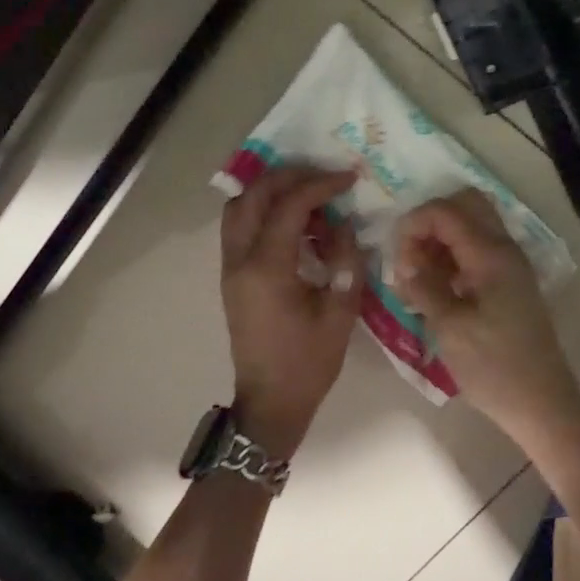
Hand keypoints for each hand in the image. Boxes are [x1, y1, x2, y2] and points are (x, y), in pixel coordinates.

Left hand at [220, 166, 364, 458]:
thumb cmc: (307, 363)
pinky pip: (240, 226)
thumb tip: (346, 225)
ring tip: (309, 193)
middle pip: (255, 195)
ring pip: (240, 207)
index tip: (349, 178)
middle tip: (325, 177)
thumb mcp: (340, 314)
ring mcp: (230, 267)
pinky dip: (264, 211)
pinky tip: (297, 222)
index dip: (320, 185)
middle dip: (291, 176)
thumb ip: (346, 262)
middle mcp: (240, 260)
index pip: (289, 206)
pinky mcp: (231, 276)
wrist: (269, 404)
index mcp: (267, 268)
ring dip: (272, 191)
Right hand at [388, 190, 579, 445]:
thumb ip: (425, 286)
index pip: (445, 210)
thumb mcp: (449, 328)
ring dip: (440, 241)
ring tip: (416, 280)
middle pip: (464, 206)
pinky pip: (478, 251)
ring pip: (471, 227)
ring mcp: (510, 265)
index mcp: (490, 254)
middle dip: (429, 224)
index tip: (396, 260)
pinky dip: (453, 258)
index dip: (414, 224)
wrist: (542, 404)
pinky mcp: (510, 284)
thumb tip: (406, 261)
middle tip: (409, 260)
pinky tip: (435, 290)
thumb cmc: (494, 367)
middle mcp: (504, 248)